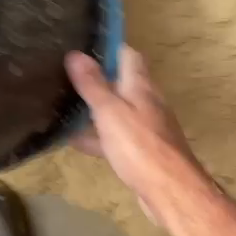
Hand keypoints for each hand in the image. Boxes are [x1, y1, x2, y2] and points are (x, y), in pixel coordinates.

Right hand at [64, 46, 205, 221]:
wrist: (170, 190)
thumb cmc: (140, 146)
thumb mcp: (110, 111)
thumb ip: (93, 84)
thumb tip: (76, 54)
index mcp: (141, 86)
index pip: (128, 55)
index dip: (108, 48)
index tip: (83, 45)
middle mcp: (146, 102)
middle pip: (121, 82)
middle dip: (97, 78)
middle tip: (66, 76)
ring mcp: (145, 127)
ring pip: (117, 111)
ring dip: (95, 108)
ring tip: (65, 104)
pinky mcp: (141, 151)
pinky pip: (115, 137)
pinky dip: (97, 136)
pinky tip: (75, 141)